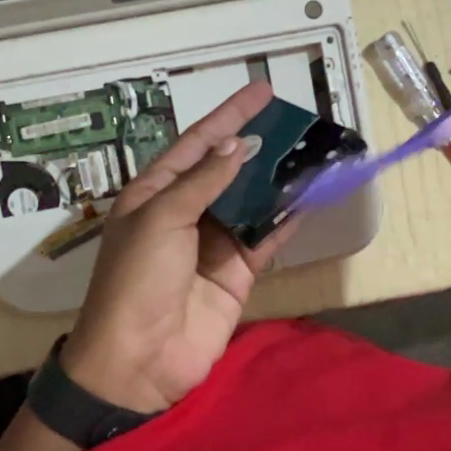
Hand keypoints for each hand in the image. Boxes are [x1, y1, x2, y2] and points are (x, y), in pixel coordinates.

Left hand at [60, 82, 294, 414]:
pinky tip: (311, 197)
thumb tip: (237, 145)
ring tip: (313, 151)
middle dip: (260, 146)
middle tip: (298, 122)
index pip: (196, 144)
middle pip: (227, 170)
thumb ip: (203, 181)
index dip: (227, 116)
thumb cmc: (137, 280)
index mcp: (154, 194)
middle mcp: (184, 214)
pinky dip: (287, 220)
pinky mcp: (236, 274)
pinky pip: (265, 239)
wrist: (139, 359)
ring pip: (252, 202)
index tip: (262, 91)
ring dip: (279, 180)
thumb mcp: (161, 219)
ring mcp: (212, 245)